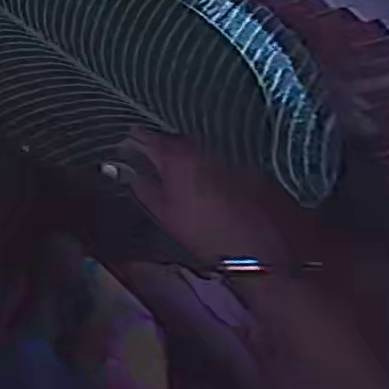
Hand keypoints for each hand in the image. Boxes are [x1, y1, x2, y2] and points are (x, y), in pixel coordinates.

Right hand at [113, 128, 289, 263]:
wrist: (262, 252)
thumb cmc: (203, 233)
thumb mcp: (163, 212)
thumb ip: (142, 187)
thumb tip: (126, 173)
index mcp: (175, 158)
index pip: (148, 138)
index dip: (135, 137)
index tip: (127, 139)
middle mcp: (202, 151)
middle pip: (175, 139)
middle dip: (161, 143)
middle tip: (150, 152)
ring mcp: (229, 159)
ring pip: (200, 148)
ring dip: (186, 153)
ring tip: (178, 166)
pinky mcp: (251, 170)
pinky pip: (221, 159)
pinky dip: (208, 163)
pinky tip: (208, 179)